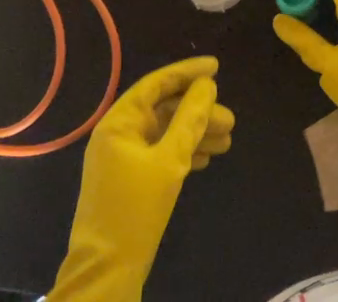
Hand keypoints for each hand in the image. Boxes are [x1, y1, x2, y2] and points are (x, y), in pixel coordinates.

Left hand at [48, 57, 233, 301]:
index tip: (217, 68)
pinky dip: (184, 152)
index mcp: (119, 122)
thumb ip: (189, 119)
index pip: (156, 84)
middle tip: (230, 122)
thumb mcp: (170, 160)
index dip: (187, 73)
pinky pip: (161, 153)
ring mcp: (122, 158)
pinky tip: (206, 158)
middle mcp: (118, 134)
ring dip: (195, 133)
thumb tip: (207, 85)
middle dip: (198, 112)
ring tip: (227, 142)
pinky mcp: (130, 179)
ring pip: (166, 133)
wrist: (107, 268)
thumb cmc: (136, 208)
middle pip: (164, 109)